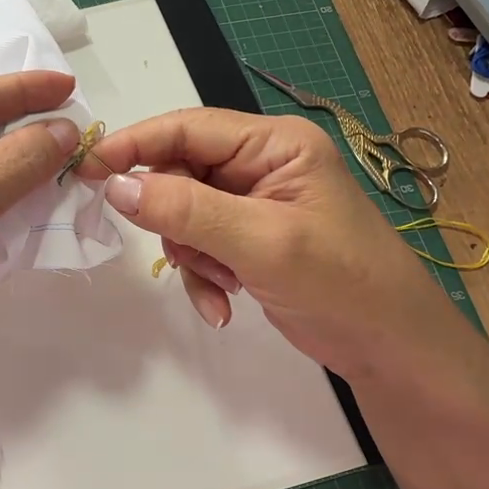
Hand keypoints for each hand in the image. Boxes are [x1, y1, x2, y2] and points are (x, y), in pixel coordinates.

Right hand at [81, 109, 464, 382]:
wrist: (401, 360)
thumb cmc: (345, 287)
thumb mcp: (262, 243)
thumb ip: (185, 209)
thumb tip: (112, 183)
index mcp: (274, 143)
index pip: (185, 127)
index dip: (134, 144)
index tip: (86, 168)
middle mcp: (261, 163)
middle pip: (179, 172)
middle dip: (174, 218)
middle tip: (183, 251)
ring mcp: (255, 201)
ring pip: (182, 211)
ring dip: (190, 252)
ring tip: (220, 284)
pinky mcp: (251, 237)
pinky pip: (200, 241)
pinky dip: (202, 273)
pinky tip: (224, 304)